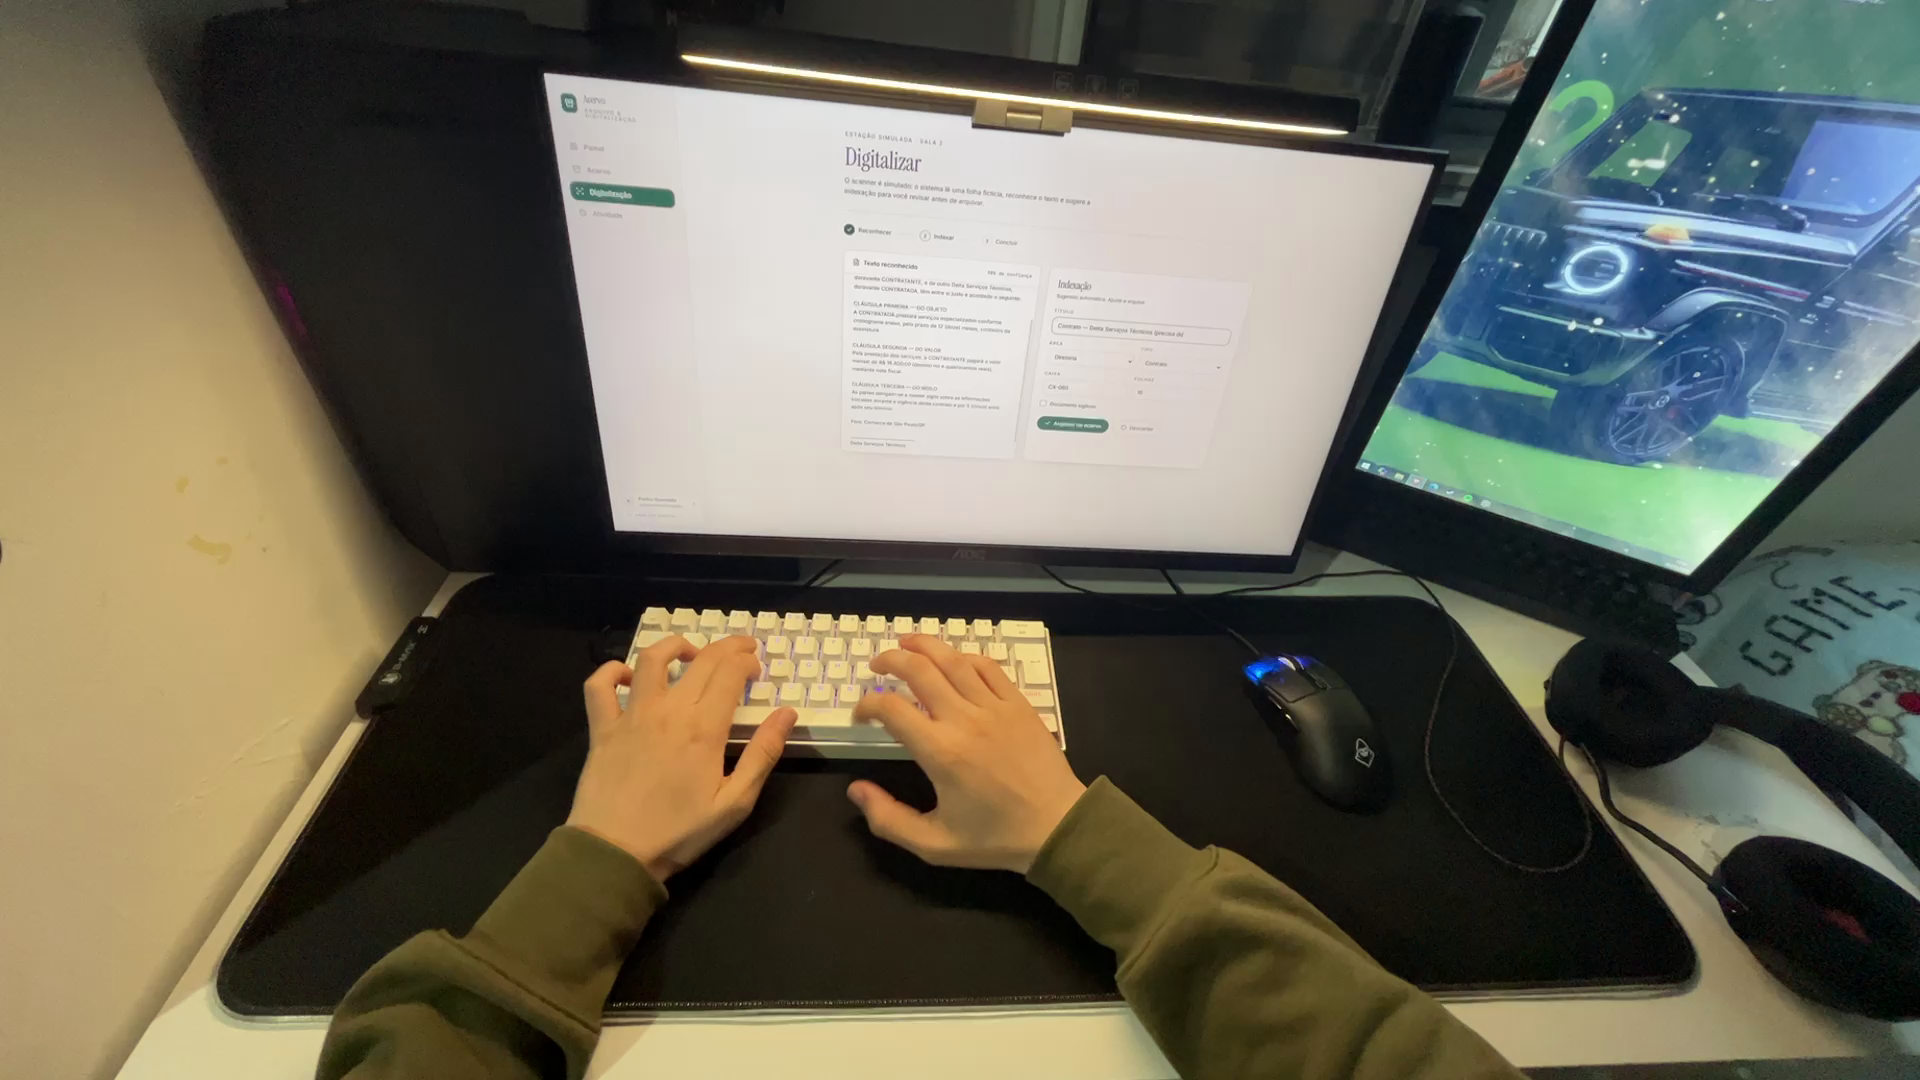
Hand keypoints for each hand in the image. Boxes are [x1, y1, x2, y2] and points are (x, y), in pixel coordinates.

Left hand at [567, 635, 795, 881]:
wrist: (614, 856)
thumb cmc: (679, 832)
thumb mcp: (735, 802)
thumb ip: (763, 754)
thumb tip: (787, 714)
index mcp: (705, 728)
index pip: (731, 672)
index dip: (748, 661)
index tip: (756, 669)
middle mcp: (669, 711)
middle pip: (702, 660)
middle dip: (728, 647)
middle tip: (742, 648)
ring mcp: (631, 715)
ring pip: (651, 659)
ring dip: (675, 645)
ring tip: (690, 652)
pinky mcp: (601, 728)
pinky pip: (599, 686)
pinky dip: (611, 671)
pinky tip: (628, 675)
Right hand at [847, 634, 1085, 872]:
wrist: (1058, 827)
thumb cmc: (995, 838)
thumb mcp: (934, 844)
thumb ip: (888, 819)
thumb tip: (855, 790)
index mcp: (940, 751)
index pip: (891, 709)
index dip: (867, 704)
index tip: (861, 714)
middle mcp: (964, 719)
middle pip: (919, 670)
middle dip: (890, 660)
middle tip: (877, 665)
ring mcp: (994, 706)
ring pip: (953, 659)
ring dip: (924, 645)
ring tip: (906, 643)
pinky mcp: (1018, 703)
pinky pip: (988, 667)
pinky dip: (964, 657)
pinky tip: (953, 658)